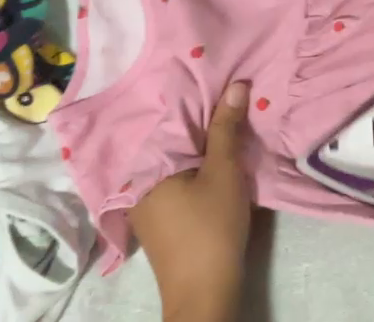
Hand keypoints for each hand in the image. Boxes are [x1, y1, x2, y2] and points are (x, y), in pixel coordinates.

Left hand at [128, 80, 252, 321]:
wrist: (204, 294)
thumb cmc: (211, 228)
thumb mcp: (223, 172)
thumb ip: (226, 128)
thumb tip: (235, 84)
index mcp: (145, 168)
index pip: (172, 120)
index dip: (201, 99)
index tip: (225, 80)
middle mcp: (138, 182)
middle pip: (175, 139)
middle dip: (203, 121)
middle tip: (233, 95)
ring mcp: (147, 202)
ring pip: (179, 159)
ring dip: (203, 144)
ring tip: (231, 119)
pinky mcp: (161, 218)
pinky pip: (179, 177)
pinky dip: (198, 165)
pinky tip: (220, 156)